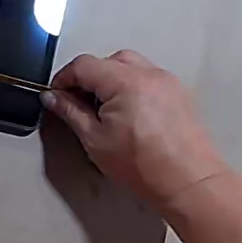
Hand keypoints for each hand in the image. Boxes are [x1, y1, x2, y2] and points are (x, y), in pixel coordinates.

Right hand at [41, 51, 230, 213]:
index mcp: (125, 82)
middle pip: (107, 61)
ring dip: (109, 79)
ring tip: (102, 108)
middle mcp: (149, 75)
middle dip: (87, 77)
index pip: (84, 65)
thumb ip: (70, 112)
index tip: (55, 94)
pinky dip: (130, 85)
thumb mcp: (94, 140)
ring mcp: (167, 82)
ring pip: (129, 65)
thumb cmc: (144, 166)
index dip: (64, 78)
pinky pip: (147, 77)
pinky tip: (124, 111)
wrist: (188, 182)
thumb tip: (53, 98)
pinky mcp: (177, 93)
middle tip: (75, 101)